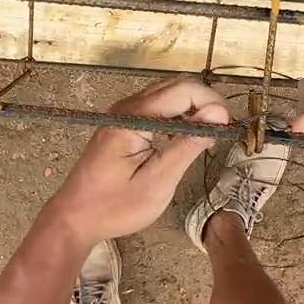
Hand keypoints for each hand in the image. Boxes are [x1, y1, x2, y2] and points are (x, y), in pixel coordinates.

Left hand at [37, 77, 231, 245]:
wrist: (75, 217)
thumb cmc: (115, 207)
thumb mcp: (158, 181)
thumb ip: (188, 145)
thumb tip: (218, 114)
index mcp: (133, 118)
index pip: (183, 91)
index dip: (211, 104)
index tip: (228, 128)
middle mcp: (127, 106)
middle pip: (177, 86)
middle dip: (205, 103)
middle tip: (221, 132)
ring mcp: (122, 112)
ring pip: (168, 94)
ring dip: (192, 108)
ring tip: (207, 136)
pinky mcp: (123, 122)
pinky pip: (157, 106)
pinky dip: (177, 115)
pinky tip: (183, 138)